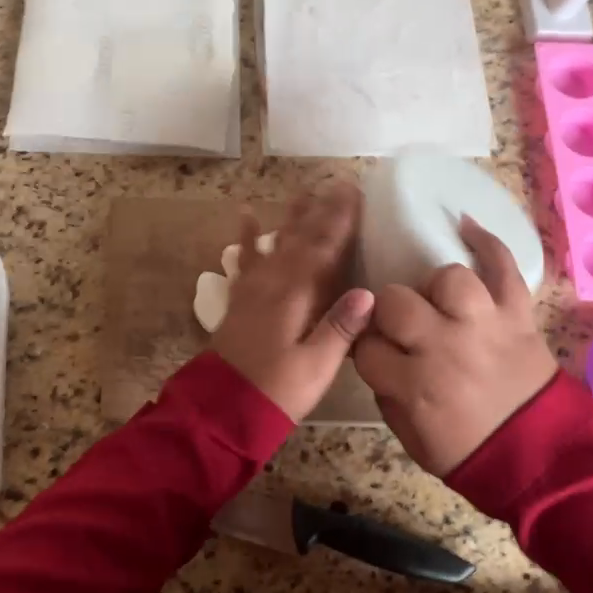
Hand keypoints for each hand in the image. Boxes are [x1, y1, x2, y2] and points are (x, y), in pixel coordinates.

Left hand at [212, 184, 375, 421]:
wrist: (223, 407)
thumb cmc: (278, 391)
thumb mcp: (316, 366)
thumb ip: (340, 329)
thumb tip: (369, 292)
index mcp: (296, 298)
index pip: (324, 250)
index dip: (340, 221)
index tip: (354, 194)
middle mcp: (273, 284)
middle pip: (300, 240)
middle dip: (320, 211)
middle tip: (335, 184)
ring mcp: (252, 290)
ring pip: (275, 244)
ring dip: (290, 218)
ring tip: (303, 193)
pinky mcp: (239, 301)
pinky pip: (244, 260)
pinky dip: (246, 238)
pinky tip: (246, 216)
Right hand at [353, 216, 558, 476]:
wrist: (540, 460)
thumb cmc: (468, 452)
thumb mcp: (409, 436)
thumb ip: (386, 392)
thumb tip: (378, 356)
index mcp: (413, 384)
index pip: (366, 346)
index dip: (367, 349)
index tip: (376, 356)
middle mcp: (444, 346)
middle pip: (394, 301)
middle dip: (389, 314)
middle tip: (403, 329)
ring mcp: (484, 326)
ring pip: (447, 278)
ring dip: (435, 289)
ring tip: (439, 302)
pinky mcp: (518, 316)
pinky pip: (503, 267)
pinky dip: (486, 243)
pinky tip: (464, 225)